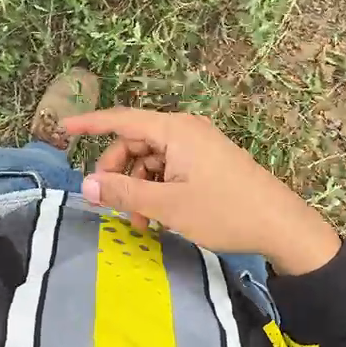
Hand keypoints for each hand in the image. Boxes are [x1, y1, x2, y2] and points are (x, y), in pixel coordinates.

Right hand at [61, 107, 342, 275]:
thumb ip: (124, 193)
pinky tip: (158, 217)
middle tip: (111, 204)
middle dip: (118, 172)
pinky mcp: (207, 162)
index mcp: (175, 130)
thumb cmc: (224, 211)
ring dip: (138, 187)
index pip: (121, 119)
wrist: (283, 227)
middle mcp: (185, 130)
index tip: (62, 128)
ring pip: (151, 159)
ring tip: (142, 222)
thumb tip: (87, 185)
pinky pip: (169, 168)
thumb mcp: (168, 205)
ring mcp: (198, 146)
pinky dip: (157, 189)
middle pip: (134, 142)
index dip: (89, 124)